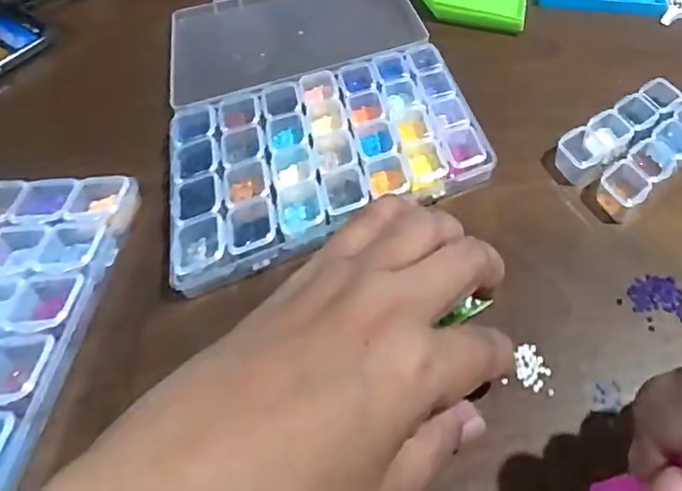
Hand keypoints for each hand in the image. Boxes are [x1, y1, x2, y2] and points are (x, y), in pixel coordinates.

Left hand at [48, 197, 510, 490]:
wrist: (181, 470)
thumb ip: (431, 449)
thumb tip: (471, 415)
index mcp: (416, 367)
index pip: (484, 346)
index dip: (500, 356)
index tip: (497, 365)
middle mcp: (392, 301)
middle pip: (464, 256)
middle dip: (489, 268)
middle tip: (487, 289)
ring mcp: (350, 273)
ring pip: (419, 218)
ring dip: (445, 229)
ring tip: (447, 250)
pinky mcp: (312, 263)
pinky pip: (367, 217)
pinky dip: (395, 215)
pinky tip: (395, 235)